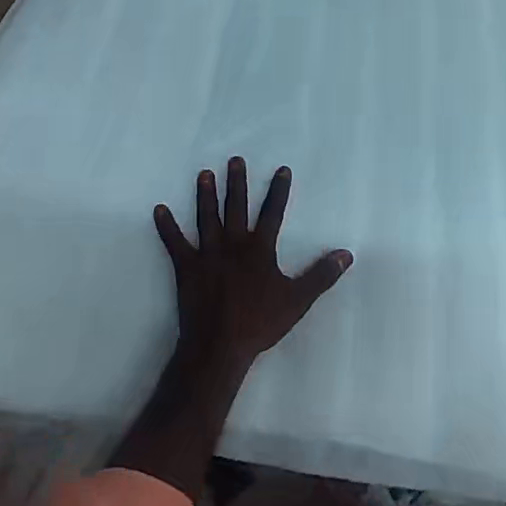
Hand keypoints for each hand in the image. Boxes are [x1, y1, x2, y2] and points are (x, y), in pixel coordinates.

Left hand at [152, 158, 351, 371]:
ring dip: (205, 195)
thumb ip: (322, 275)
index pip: (272, 213)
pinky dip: (166, 227)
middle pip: (236, 207)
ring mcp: (208, 254)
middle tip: (235, 160)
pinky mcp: (186, 268)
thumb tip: (346, 254)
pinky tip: (159, 210)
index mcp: (260, 249)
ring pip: (207, 217)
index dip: (278, 191)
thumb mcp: (298, 299)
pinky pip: (174, 243)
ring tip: (204, 174)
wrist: (219, 345)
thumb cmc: (260, 322)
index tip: (281, 169)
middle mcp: (234, 244)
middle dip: (237, 182)